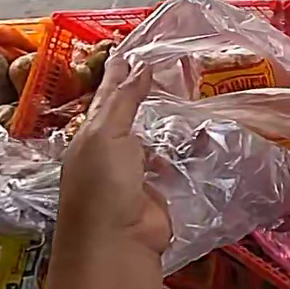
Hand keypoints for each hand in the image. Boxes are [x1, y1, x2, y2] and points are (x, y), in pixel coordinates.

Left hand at [57, 53, 171, 258]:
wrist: (118, 239)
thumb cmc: (104, 183)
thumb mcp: (108, 134)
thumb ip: (124, 101)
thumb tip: (140, 65)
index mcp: (91, 134)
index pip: (107, 95)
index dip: (118, 72)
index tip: (129, 49)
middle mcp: (110, 150)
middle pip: (127, 113)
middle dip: (140, 92)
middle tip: (163, 68)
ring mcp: (134, 171)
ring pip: (151, 135)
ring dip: (164, 119)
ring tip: (185, 97)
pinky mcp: (156, 188)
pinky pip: (171, 159)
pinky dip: (183, 147)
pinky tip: (198, 137)